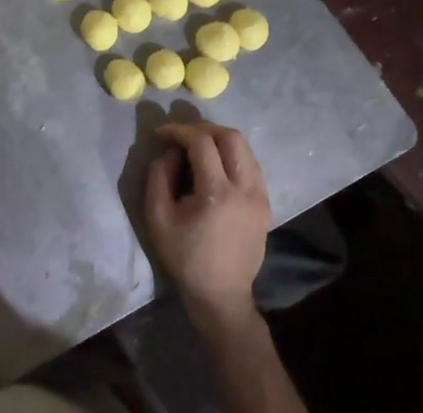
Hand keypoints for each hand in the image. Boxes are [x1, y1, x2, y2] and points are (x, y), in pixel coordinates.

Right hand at [146, 122, 271, 331]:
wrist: (220, 294)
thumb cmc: (184, 256)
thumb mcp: (157, 215)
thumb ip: (159, 174)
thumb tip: (170, 150)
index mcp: (218, 193)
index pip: (202, 142)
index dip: (179, 130)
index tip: (161, 134)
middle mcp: (246, 190)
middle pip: (232, 137)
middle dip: (203, 128)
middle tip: (182, 136)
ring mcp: (261, 197)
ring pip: (245, 149)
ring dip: (219, 141)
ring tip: (196, 149)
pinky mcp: (265, 205)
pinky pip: (251, 166)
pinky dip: (231, 157)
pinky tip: (213, 168)